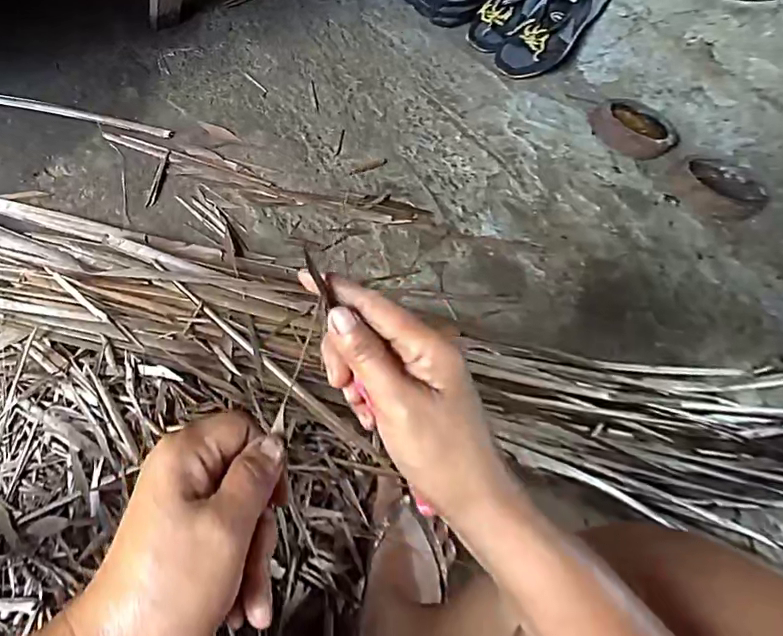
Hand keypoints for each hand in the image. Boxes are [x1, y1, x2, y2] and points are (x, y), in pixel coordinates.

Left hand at [57, 411, 285, 635]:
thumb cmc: (160, 590)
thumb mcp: (226, 527)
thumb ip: (254, 479)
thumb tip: (273, 444)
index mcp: (183, 453)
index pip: (243, 427)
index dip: (267, 461)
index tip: (275, 497)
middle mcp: (178, 473)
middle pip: (244, 478)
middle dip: (259, 526)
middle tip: (254, 556)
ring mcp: (177, 506)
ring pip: (237, 516)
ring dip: (251, 561)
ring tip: (246, 596)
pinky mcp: (179, 538)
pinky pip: (222, 542)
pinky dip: (235, 573)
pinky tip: (235, 604)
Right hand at [303, 273, 514, 525]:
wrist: (476, 504)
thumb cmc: (442, 457)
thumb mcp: (396, 404)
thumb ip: (365, 355)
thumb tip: (337, 313)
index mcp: (427, 344)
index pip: (373, 304)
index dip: (338, 290)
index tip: (305, 277)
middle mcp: (424, 347)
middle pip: (365, 326)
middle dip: (344, 351)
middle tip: (341, 384)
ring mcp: (420, 366)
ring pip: (366, 350)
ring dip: (354, 375)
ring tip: (363, 408)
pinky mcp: (415, 384)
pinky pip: (376, 371)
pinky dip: (365, 389)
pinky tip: (371, 413)